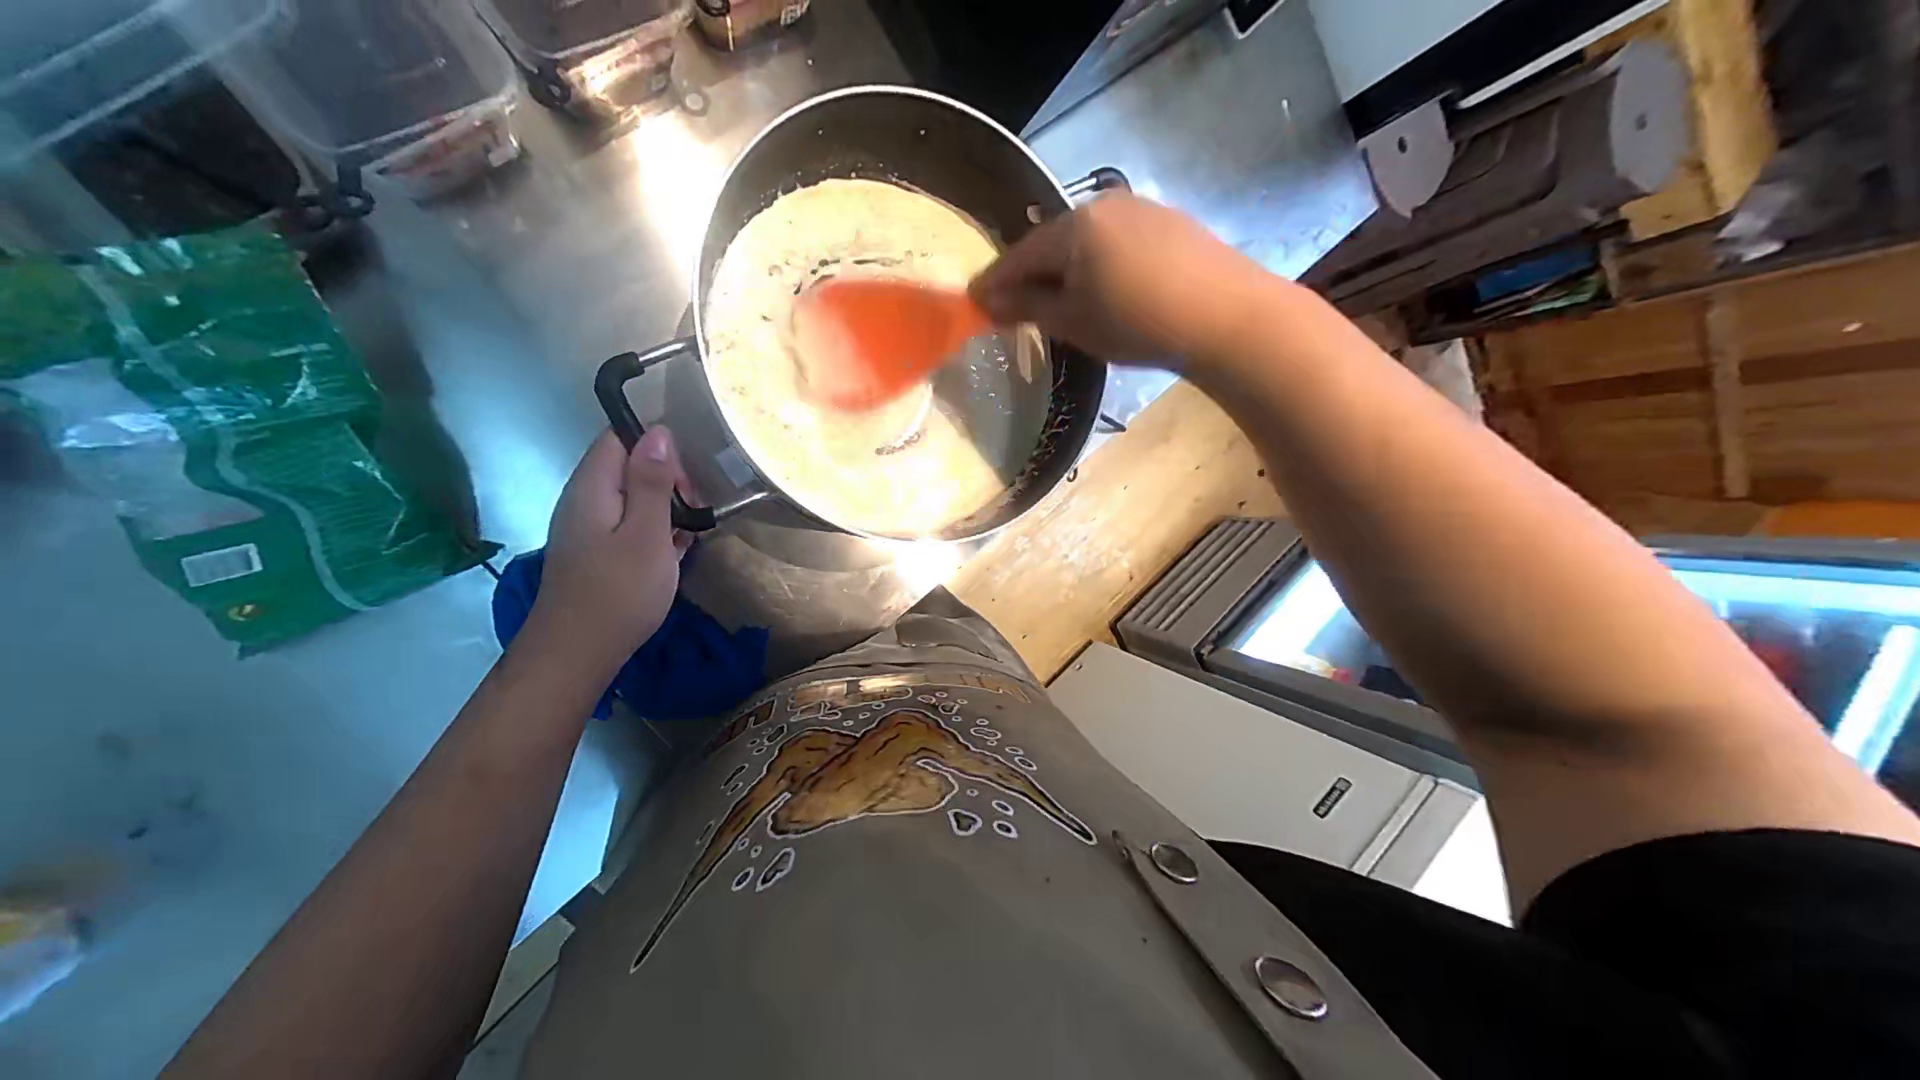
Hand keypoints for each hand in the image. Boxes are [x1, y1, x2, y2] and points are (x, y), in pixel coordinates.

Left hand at [523, 427, 696, 668]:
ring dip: (666, 507)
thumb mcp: (646, 532)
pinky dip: (656, 530)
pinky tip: (676, 551)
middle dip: (668, 479)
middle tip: (695, 509)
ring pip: (633, 498)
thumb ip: (652, 481)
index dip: (657, 445)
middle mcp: (585, 499)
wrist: (579, 653)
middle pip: (628, 466)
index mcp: (593, 486)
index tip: (688, 474)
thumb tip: (658, 432)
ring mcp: (589, 527)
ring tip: (692, 531)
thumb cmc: (619, 591)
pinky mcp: (598, 552)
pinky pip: (630, 524)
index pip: (619, 437)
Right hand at [969, 193, 1276, 368]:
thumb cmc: (1137, 322)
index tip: (973, 301)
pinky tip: (1106, 290)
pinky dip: (1099, 266)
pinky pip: (1117, 243)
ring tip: (1060, 301)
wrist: (1227, 318)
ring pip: (1087, 242)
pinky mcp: (1170, 223)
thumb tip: (990, 301)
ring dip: (1067, 270)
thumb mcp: (1074, 321)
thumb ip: (1027, 306)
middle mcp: (1104, 205)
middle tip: (1014, 305)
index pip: (1019, 254)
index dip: (994, 281)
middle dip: (1031, 274)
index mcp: (1074, 225)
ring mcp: (1141, 210)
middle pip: (1053, 242)